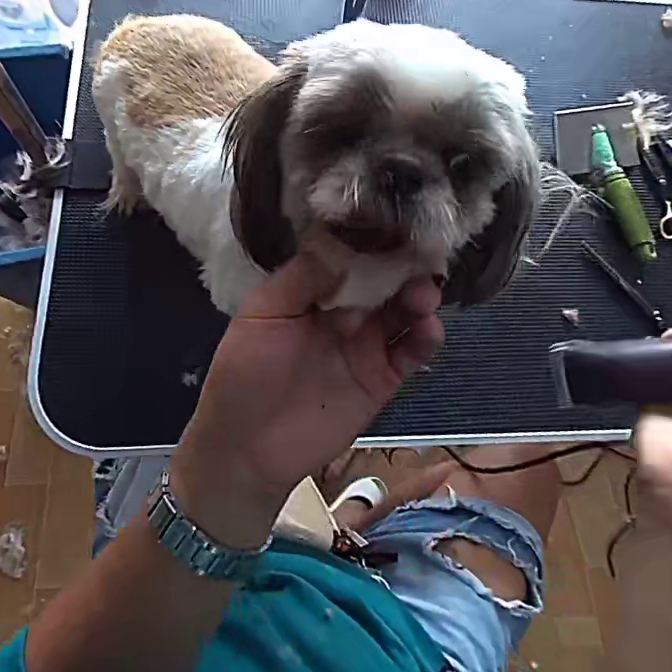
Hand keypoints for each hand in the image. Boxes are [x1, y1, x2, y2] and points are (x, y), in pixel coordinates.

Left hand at [169, 255, 444, 548]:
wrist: (246, 448)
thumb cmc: (243, 374)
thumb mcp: (262, 315)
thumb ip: (300, 279)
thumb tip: (342, 245)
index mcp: (311, 292)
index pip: (347, 256)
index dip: (370, 240)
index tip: (394, 222)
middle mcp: (342, 312)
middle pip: (382, 281)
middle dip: (401, 266)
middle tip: (420, 255)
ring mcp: (364, 345)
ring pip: (402, 312)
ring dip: (418, 298)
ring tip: (423, 293)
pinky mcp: (381, 378)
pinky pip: (410, 353)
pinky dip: (425, 338)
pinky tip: (427, 328)